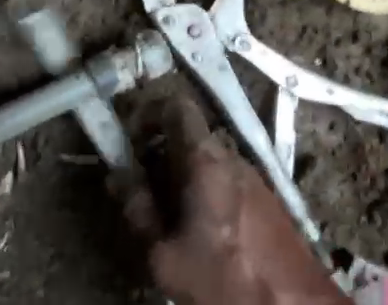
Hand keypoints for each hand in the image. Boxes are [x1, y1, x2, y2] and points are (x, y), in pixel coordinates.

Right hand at [122, 99, 347, 304]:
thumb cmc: (227, 281)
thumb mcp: (164, 256)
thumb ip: (137, 210)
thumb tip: (118, 176)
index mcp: (204, 159)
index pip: (175, 105)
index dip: (147, 113)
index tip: (130, 143)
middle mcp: (232, 157)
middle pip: (188, 135)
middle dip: (159, 154)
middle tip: (143, 190)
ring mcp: (255, 179)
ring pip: (207, 160)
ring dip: (182, 176)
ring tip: (171, 218)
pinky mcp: (269, 202)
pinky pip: (227, 181)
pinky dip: (206, 192)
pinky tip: (203, 234)